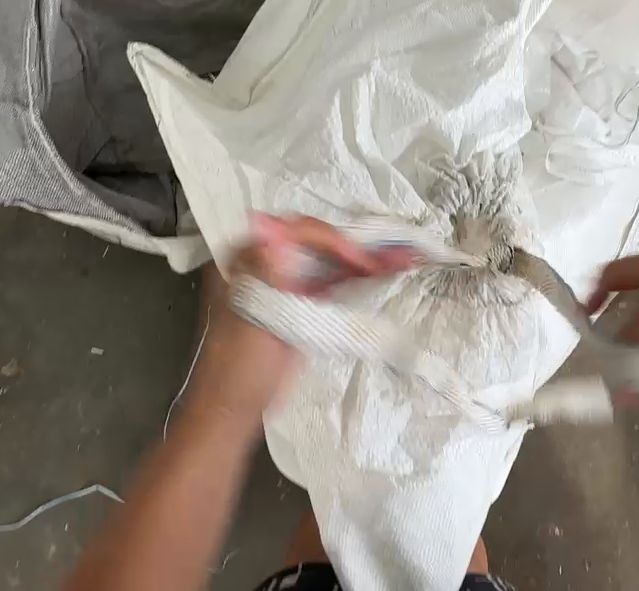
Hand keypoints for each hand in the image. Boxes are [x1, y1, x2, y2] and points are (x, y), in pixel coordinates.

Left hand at [184, 214, 415, 423]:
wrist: (235, 413)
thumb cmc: (236, 371)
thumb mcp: (249, 321)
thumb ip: (263, 274)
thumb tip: (268, 225)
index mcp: (246, 259)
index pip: (292, 232)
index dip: (327, 240)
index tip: (356, 258)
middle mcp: (268, 261)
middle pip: (317, 241)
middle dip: (355, 245)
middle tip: (392, 253)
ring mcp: (288, 280)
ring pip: (330, 258)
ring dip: (365, 257)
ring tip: (403, 254)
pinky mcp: (304, 300)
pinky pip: (334, 279)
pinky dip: (360, 275)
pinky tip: (389, 269)